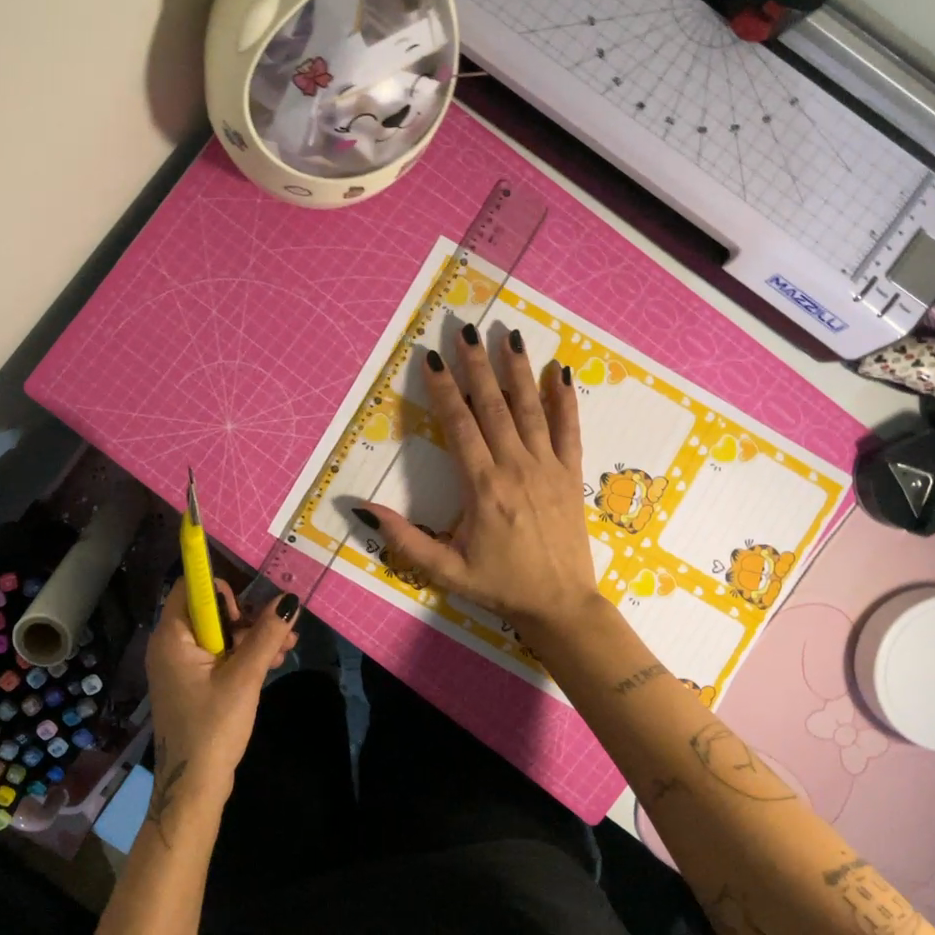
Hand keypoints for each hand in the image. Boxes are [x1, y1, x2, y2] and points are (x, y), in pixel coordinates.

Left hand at [143, 579, 301, 804]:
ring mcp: (180, 666)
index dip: (222, 590)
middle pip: (210, 610)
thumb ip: (266, 635)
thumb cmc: (213, 727)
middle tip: (281, 630)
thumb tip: (289, 599)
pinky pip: (218, 655)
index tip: (248, 610)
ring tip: (286, 648)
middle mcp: (170, 645)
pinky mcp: (192, 683)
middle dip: (248, 616)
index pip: (191, 587)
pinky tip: (272, 662)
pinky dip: (243, 655)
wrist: (193, 788)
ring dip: (252, 636)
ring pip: (220, 633)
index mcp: (172, 636)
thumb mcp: (244, 678)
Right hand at [356, 324, 597, 631]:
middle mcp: (515, 467)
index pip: (459, 425)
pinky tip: (560, 370)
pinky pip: (569, 429)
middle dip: (477, 365)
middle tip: (466, 329)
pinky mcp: (571, 474)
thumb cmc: (498, 585)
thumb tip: (362, 509)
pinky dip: (565, 399)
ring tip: (509, 335)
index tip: (430, 358)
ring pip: (531, 409)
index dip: (443, 389)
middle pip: (493, 406)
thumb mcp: (444, 569)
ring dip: (518, 370)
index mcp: (482, 486)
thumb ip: (404, 538)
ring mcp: (548, 467)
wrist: (560, 605)